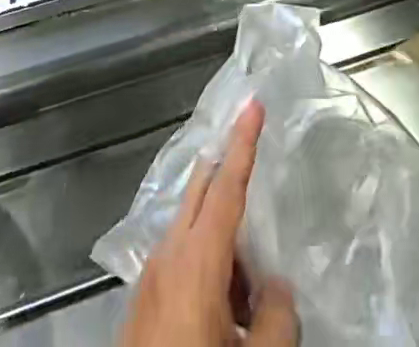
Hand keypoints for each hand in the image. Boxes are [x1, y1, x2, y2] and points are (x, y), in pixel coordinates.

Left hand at [117, 100, 299, 346]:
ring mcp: (150, 278)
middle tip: (251, 147)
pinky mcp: (142, 302)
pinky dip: (208, 266)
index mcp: (196, 259)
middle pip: (200, 192)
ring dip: (223, 238)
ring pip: (192, 231)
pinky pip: (180, 261)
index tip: (253, 104)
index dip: (244, 142)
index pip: (226, 186)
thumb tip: (274, 288)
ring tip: (250, 293)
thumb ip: (275, 314)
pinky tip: (226, 313)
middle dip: (227, 169)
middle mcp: (167, 256)